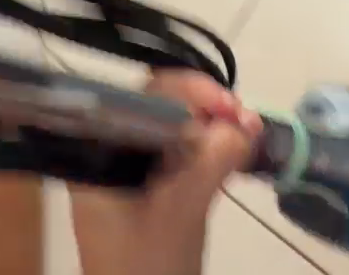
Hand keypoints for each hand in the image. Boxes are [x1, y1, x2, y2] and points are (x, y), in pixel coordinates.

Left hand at [70, 70, 263, 274]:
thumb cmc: (147, 272)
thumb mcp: (181, 214)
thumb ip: (211, 162)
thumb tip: (248, 124)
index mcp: (100, 157)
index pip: (143, 99)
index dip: (188, 92)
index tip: (226, 105)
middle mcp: (112, 157)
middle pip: (163, 109)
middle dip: (207, 108)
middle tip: (244, 118)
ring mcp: (134, 176)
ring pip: (178, 130)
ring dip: (215, 128)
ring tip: (248, 133)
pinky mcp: (155, 193)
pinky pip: (184, 155)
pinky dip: (212, 150)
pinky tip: (239, 151)